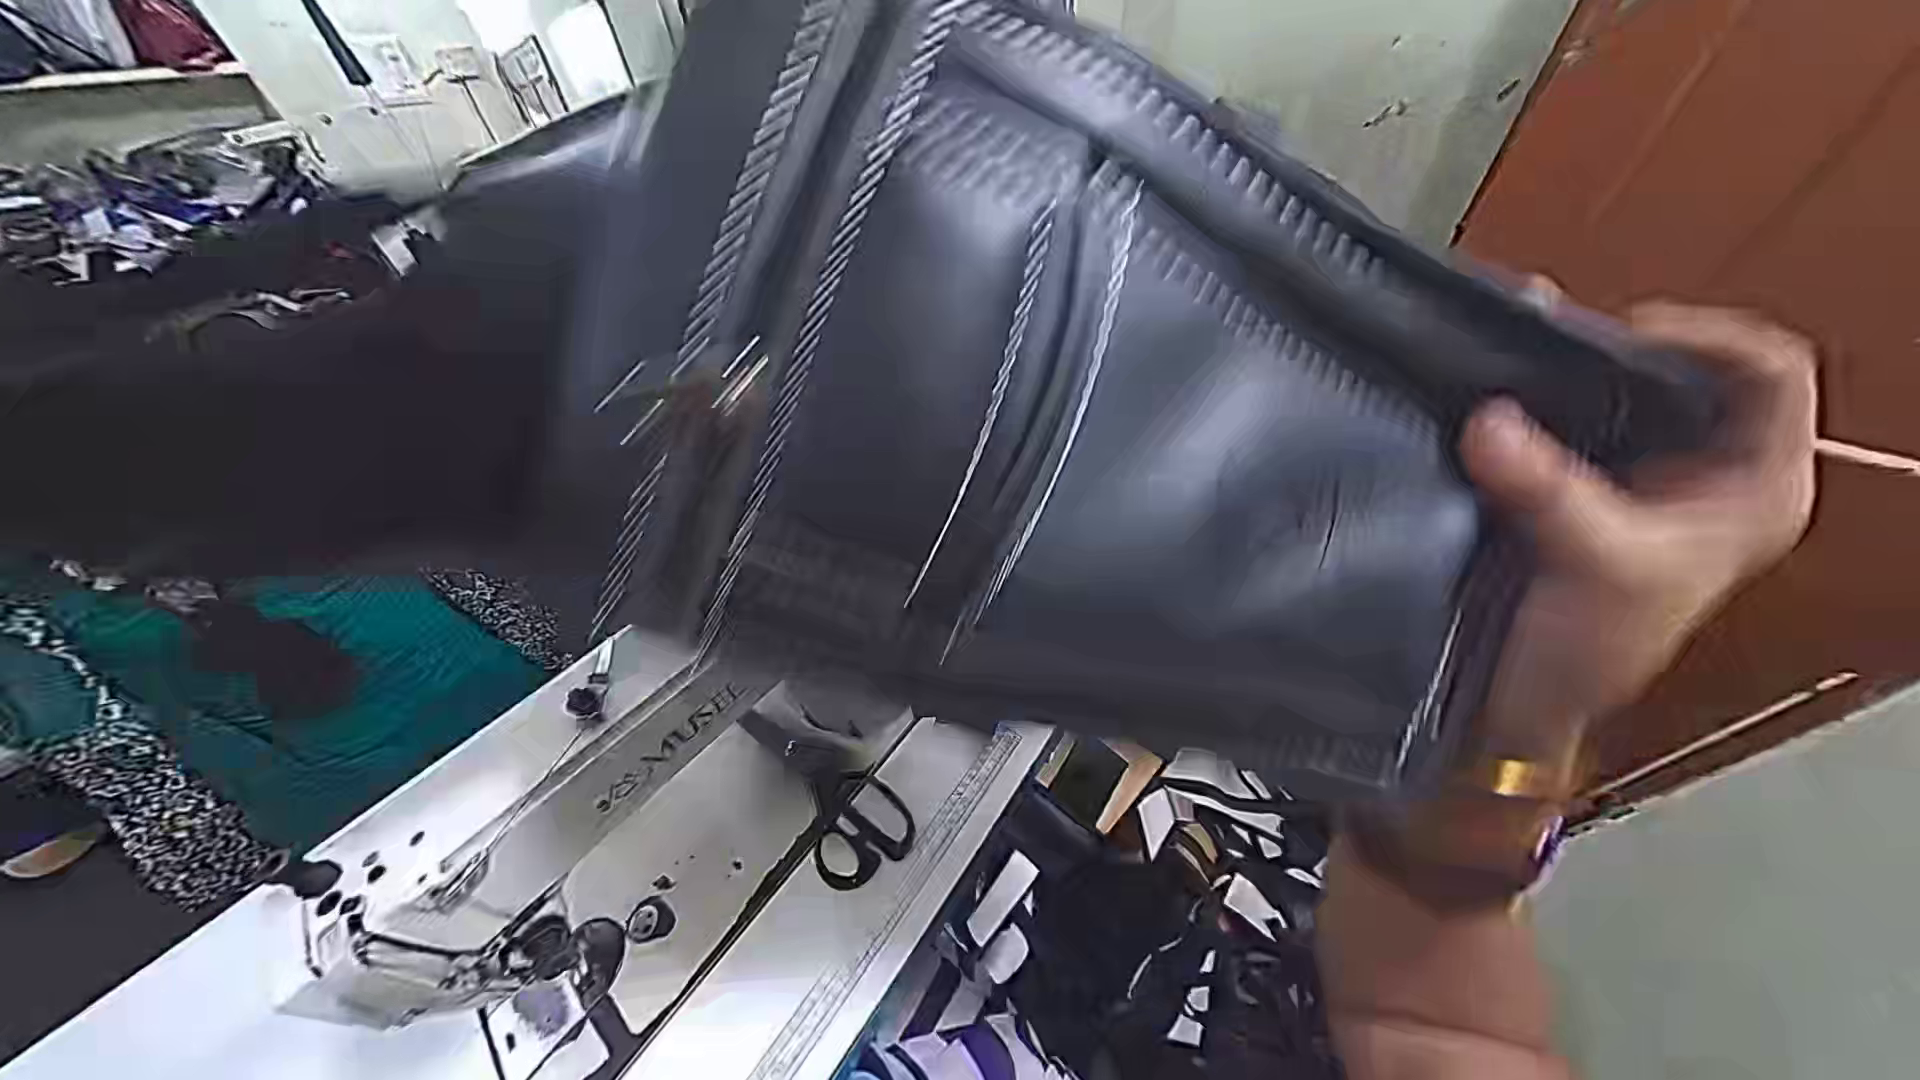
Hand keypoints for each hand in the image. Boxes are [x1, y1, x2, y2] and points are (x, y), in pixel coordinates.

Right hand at [1459, 296, 1817, 770]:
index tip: (1618, 331)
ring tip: (1501, 361)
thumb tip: (1490, 422)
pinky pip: (1533, 440)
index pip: (1761, 375)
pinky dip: (1506, 421)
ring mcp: (1610, 485)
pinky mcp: (1547, 496)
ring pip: (1593, 408)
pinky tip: (1476, 412)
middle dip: (1604, 355)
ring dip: (1548, 385)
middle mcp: (1681, 475)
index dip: (1702, 338)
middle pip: (1666, 381)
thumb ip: (1549, 493)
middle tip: (1539, 339)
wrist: (1520, 696)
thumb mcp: (1597, 568)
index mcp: (1745, 487)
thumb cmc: (1592, 652)